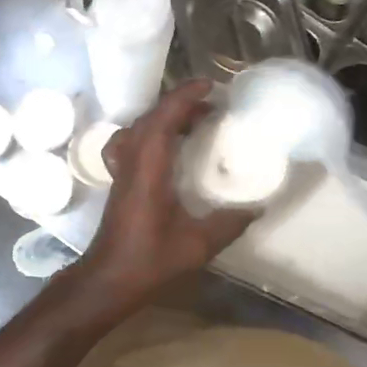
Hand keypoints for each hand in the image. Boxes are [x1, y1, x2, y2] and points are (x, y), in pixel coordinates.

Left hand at [76, 81, 255, 309]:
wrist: (108, 279)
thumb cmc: (148, 261)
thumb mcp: (197, 245)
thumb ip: (228, 224)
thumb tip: (257, 207)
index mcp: (148, 171)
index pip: (162, 120)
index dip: (184, 97)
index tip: (210, 86)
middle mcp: (131, 164)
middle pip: (150, 118)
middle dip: (180, 104)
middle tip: (211, 105)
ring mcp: (121, 173)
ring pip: (138, 129)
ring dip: (164, 118)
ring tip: (193, 122)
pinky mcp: (119, 183)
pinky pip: (130, 145)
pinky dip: (148, 135)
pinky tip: (166, 149)